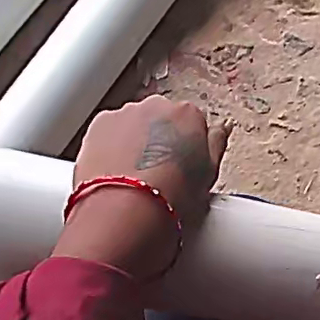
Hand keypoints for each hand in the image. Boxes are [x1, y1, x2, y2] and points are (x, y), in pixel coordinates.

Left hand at [53, 96, 228, 279]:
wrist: (127, 213)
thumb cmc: (170, 199)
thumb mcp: (209, 175)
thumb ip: (216, 144)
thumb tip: (220, 131)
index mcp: (189, 115)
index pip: (191, 123)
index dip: (187, 148)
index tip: (181, 168)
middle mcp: (157, 106)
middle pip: (160, 121)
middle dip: (158, 143)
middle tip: (158, 177)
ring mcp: (125, 114)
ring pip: (131, 126)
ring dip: (132, 146)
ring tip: (134, 181)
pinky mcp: (98, 126)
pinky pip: (107, 134)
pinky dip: (110, 149)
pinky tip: (115, 176)